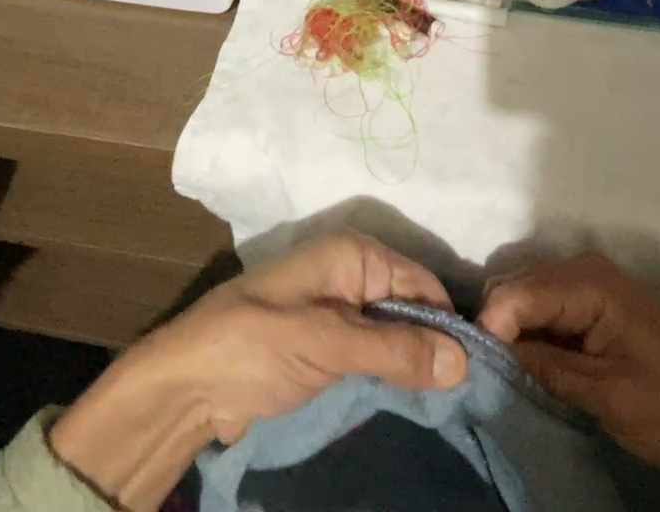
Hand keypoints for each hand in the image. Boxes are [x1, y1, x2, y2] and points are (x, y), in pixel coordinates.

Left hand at [49, 232, 468, 510]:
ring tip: (444, 404)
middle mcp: (350, 275)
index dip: (447, 324)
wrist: (185, 386)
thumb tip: (466, 362)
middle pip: (411, 307)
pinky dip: (391, 374)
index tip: (474, 373)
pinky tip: (411, 401)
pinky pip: (374, 354)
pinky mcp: (327, 345)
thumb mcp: (327, 344)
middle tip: (462, 397)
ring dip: (413, 365)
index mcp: (351, 255)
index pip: (422, 283)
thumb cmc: (251, 347)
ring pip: (395, 334)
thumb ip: (395, 349)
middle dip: (432, 346)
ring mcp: (338, 311)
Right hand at [480, 253, 659, 511]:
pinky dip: (533, 329)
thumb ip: (545, 367)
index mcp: (592, 285)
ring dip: (514, 328)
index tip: (483, 368)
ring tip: (511, 369)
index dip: (491, 328)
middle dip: (498, 324)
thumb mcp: (607, 397)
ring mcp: (594, 280)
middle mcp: (588, 268)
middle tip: (494, 372)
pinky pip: (547, 303)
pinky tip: (534, 359)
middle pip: (516, 286)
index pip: (516, 293)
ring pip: (527, 293)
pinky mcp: (598, 298)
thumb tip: (490, 350)